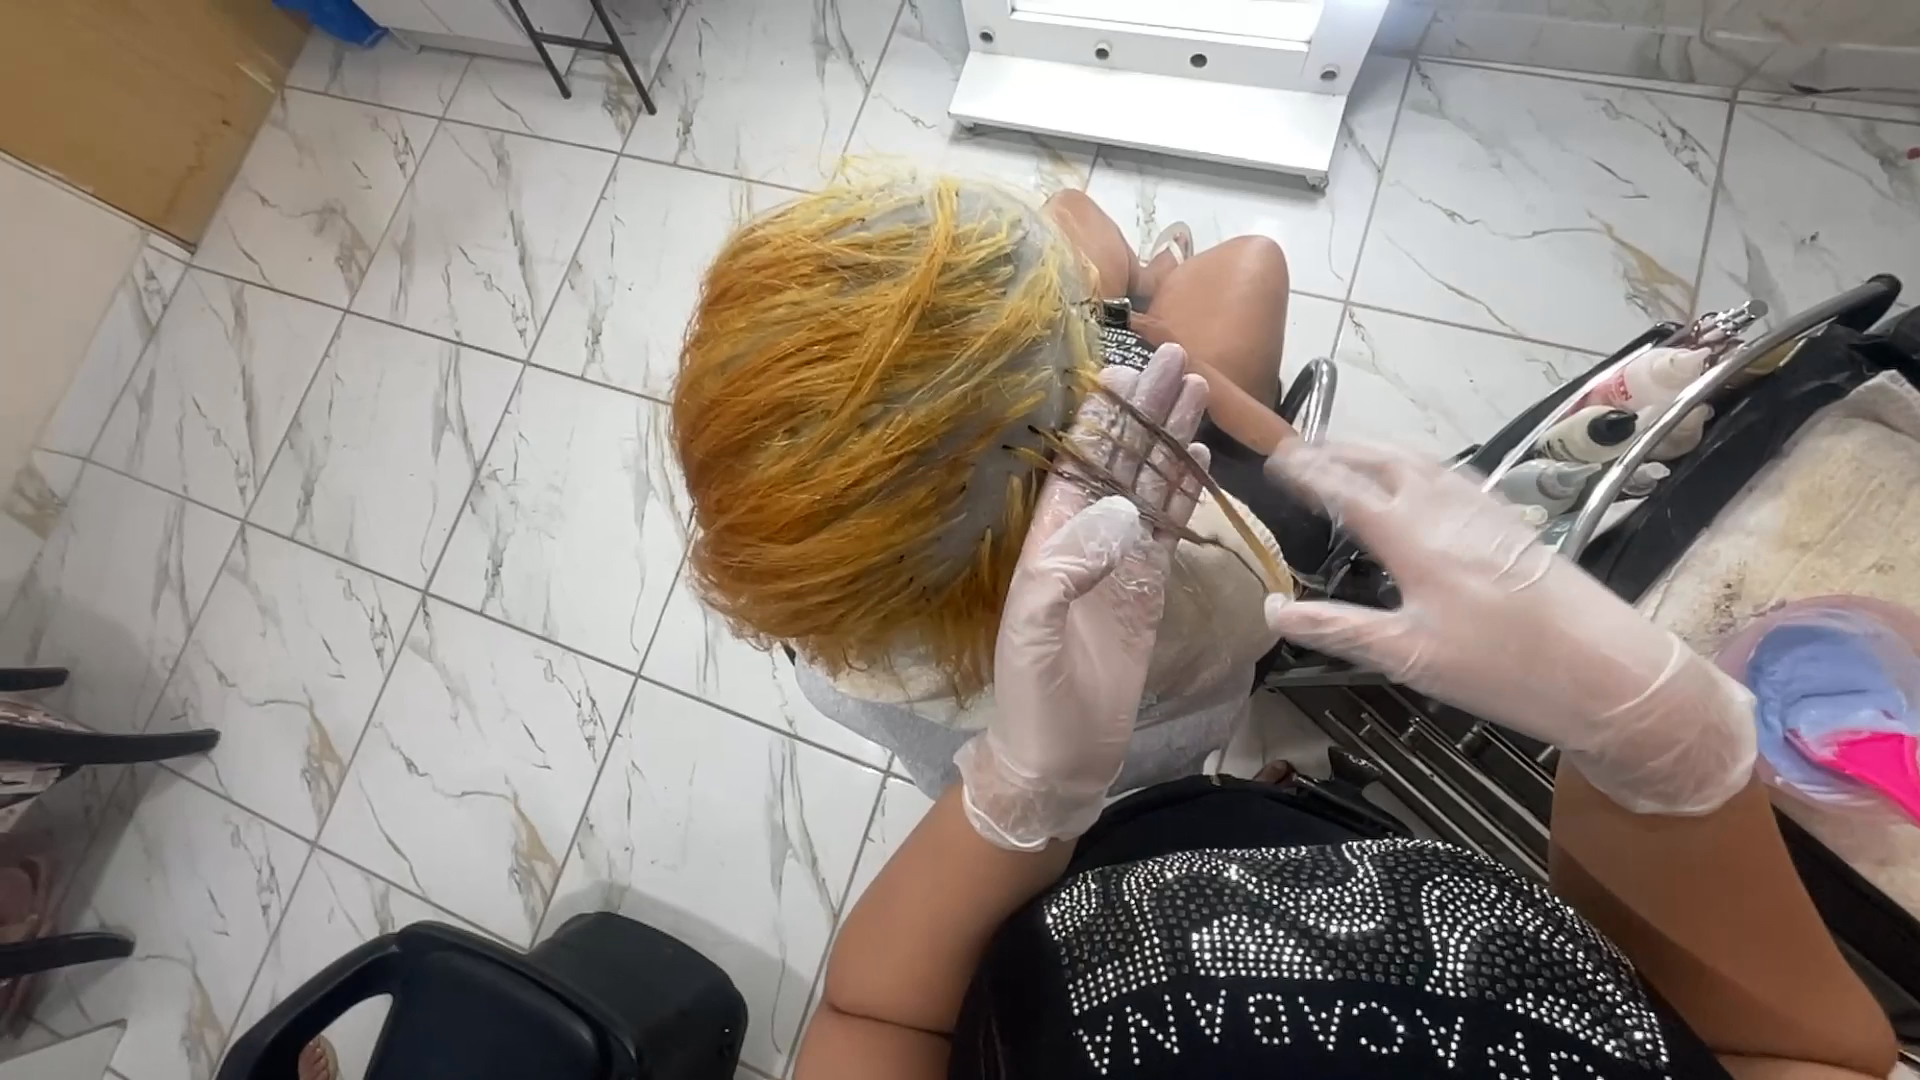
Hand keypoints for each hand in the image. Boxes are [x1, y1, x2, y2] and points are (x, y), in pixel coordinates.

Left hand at [956, 345, 1209, 848]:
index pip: (1077, 466)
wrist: (1063, 751)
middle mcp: (1085, 540)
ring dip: (1169, 439)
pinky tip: (1194, 456)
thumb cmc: (1035, 695)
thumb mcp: (1034, 631)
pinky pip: (1169, 529)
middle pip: (1120, 464)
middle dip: (1145, 413)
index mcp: (1050, 542)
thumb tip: (1120, 515)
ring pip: (1149, 487)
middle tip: (1175, 359)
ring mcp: (1120, 562)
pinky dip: (1182, 491)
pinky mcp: (1149, 588)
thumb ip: (1067, 569)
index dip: (1100, 422)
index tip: (1122, 375)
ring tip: (1195, 391)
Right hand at [1263, 440, 1755, 814]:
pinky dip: (1412, 462)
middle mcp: (1448, 513)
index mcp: (1416, 541)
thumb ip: (1336, 629)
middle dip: (1338, 447)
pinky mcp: (1509, 524)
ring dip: (1374, 448)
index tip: (1276, 460)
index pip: (1349, 492)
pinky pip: (1449, 474)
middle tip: (1300, 446)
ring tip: (1343, 450)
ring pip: (1420, 462)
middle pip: (1385, 461)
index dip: (1309, 473)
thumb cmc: (1506, 669)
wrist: (1618, 678)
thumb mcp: (1409, 657)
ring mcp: (1484, 513)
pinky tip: (1412, 476)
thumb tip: (1271, 610)